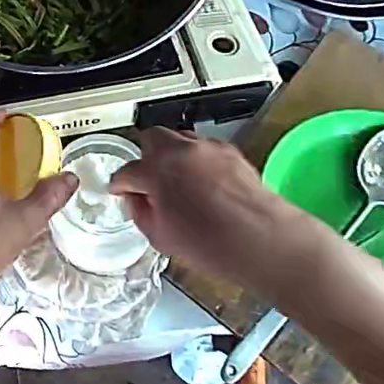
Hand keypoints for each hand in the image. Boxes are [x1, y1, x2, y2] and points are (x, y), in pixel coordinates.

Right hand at [109, 127, 337, 299]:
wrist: (263, 241)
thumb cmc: (215, 245)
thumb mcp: (161, 237)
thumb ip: (141, 212)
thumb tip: (138, 201)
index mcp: (156, 171)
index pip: (127, 171)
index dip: (120, 183)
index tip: (121, 188)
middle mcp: (180, 151)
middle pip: (151, 138)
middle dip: (145, 156)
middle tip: (146, 177)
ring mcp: (206, 149)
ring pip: (178, 138)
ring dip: (171, 154)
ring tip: (177, 180)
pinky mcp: (229, 151)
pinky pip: (203, 147)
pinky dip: (196, 159)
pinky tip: (201, 181)